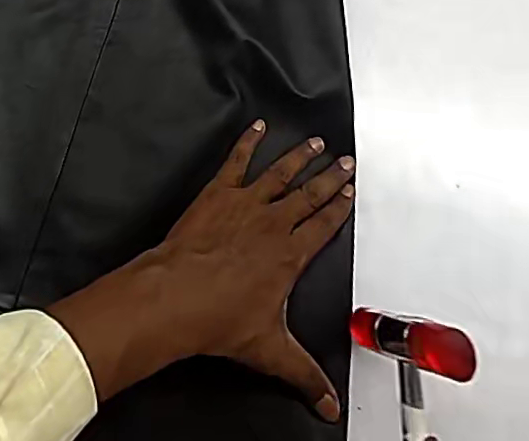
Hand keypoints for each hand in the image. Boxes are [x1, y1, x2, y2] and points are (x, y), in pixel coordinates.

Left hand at [47, 121, 356, 420]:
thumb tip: (326, 402)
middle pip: (309, 193)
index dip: (339, 206)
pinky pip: (238, 159)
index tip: (349, 192)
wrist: (178, 295)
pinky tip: (257, 126)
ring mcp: (246, 202)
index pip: (322, 224)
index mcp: (288, 254)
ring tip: (314, 142)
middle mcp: (272, 223)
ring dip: (300, 156)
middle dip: (330, 176)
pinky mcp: (219, 191)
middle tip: (345, 160)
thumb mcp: (270, 350)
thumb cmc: (219, 316)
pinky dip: (249, 141)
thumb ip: (304, 374)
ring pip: (281, 172)